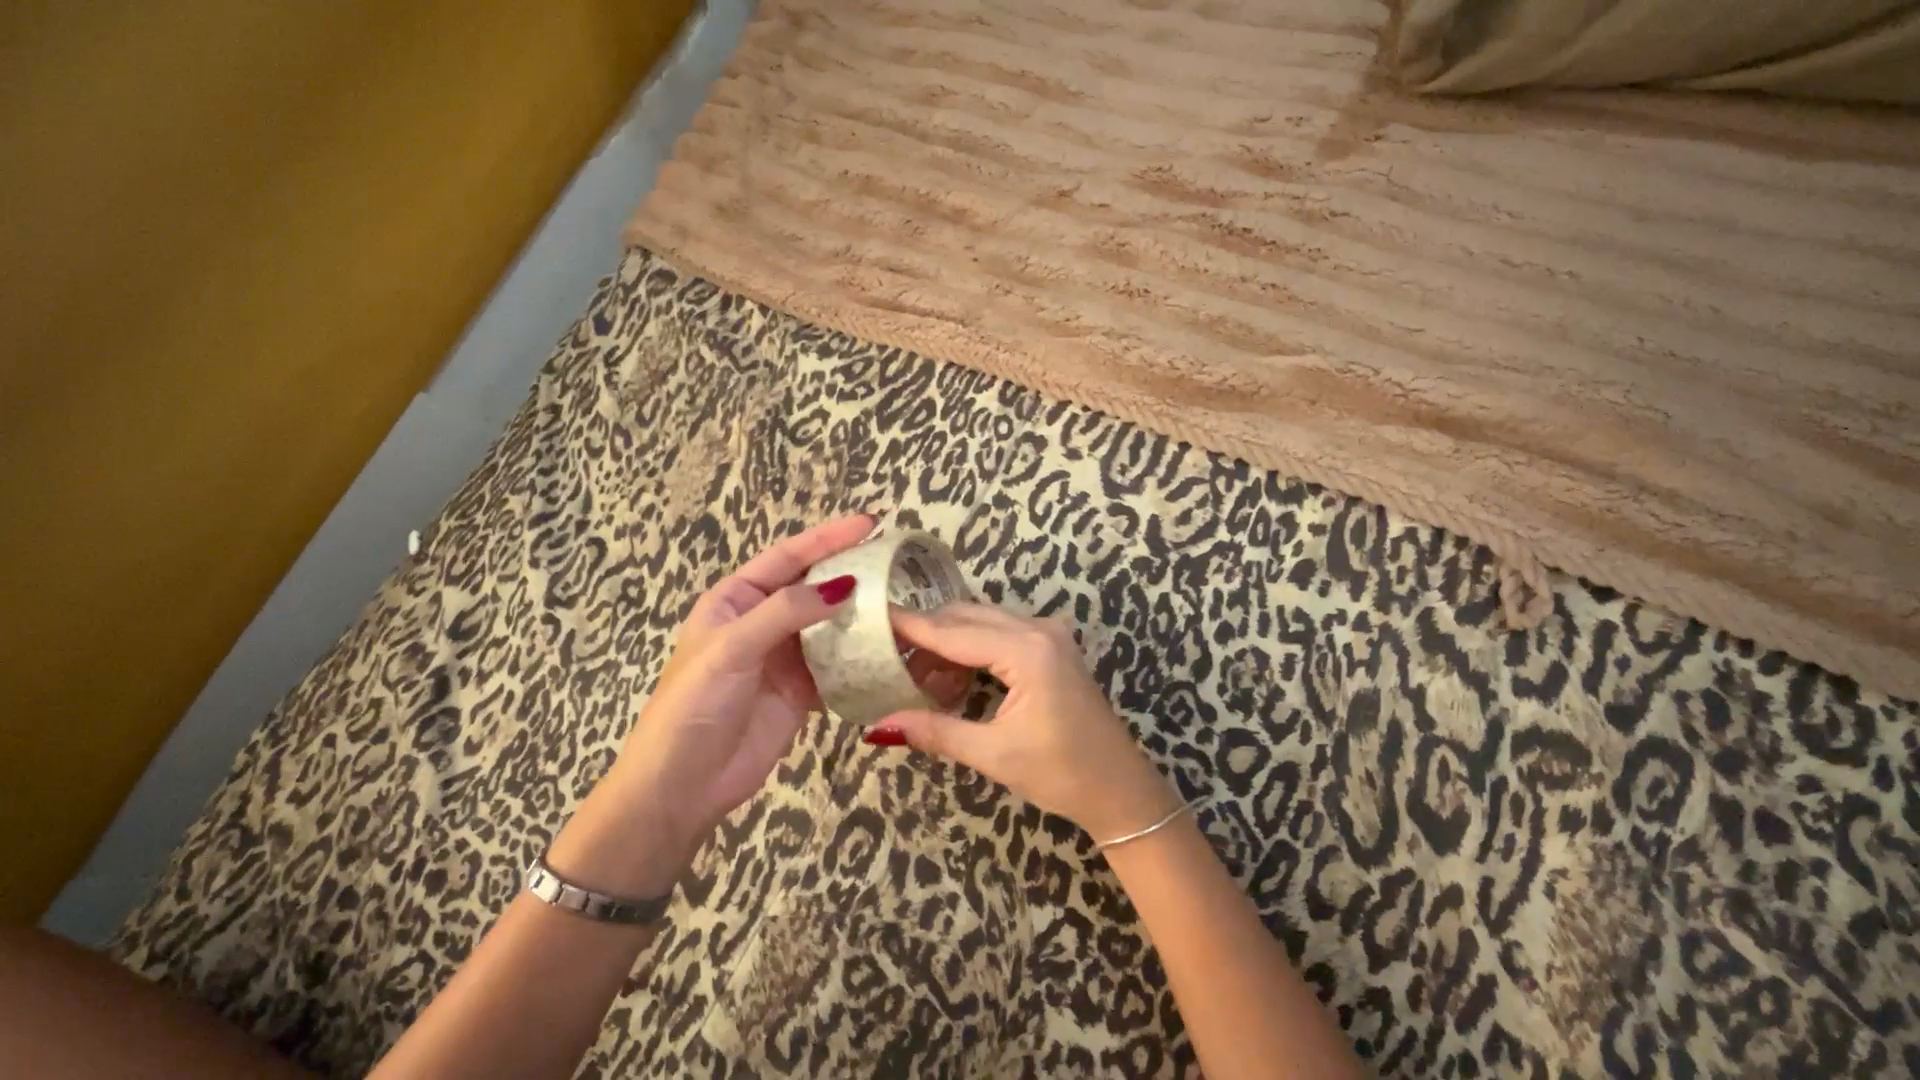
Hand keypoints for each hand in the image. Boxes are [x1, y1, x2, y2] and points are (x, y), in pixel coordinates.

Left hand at [556, 515, 873, 892]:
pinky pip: (837, 667)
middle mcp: (762, 622)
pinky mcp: (801, 692)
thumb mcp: (732, 648)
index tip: (870, 525)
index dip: (827, 539)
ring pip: (830, 627)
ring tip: (906, 604)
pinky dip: (861, 660)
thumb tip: (844, 585)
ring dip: (862, 617)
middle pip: (814, 588)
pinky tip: (891, 652)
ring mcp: (784, 658)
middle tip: (900, 563)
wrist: (683, 784)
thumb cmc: (694, 704)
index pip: (787, 558)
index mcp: (735, 600)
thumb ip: (786, 612)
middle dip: (852, 574)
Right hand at [872, 603, 1179, 841]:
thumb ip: (937, 731)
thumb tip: (880, 725)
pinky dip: (970, 650)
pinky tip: (947, 678)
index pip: (952, 631)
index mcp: (1026, 651)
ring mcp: (1049, 636)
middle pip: (965, 617)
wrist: (1120, 790)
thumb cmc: (1062, 773)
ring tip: (910, 674)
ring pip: (982, 623)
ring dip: (946, 643)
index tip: (868, 618)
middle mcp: (1038, 630)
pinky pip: (999, 635)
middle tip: (881, 654)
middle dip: (924, 634)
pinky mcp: (1051, 649)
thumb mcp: (994, 755)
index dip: (908, 627)